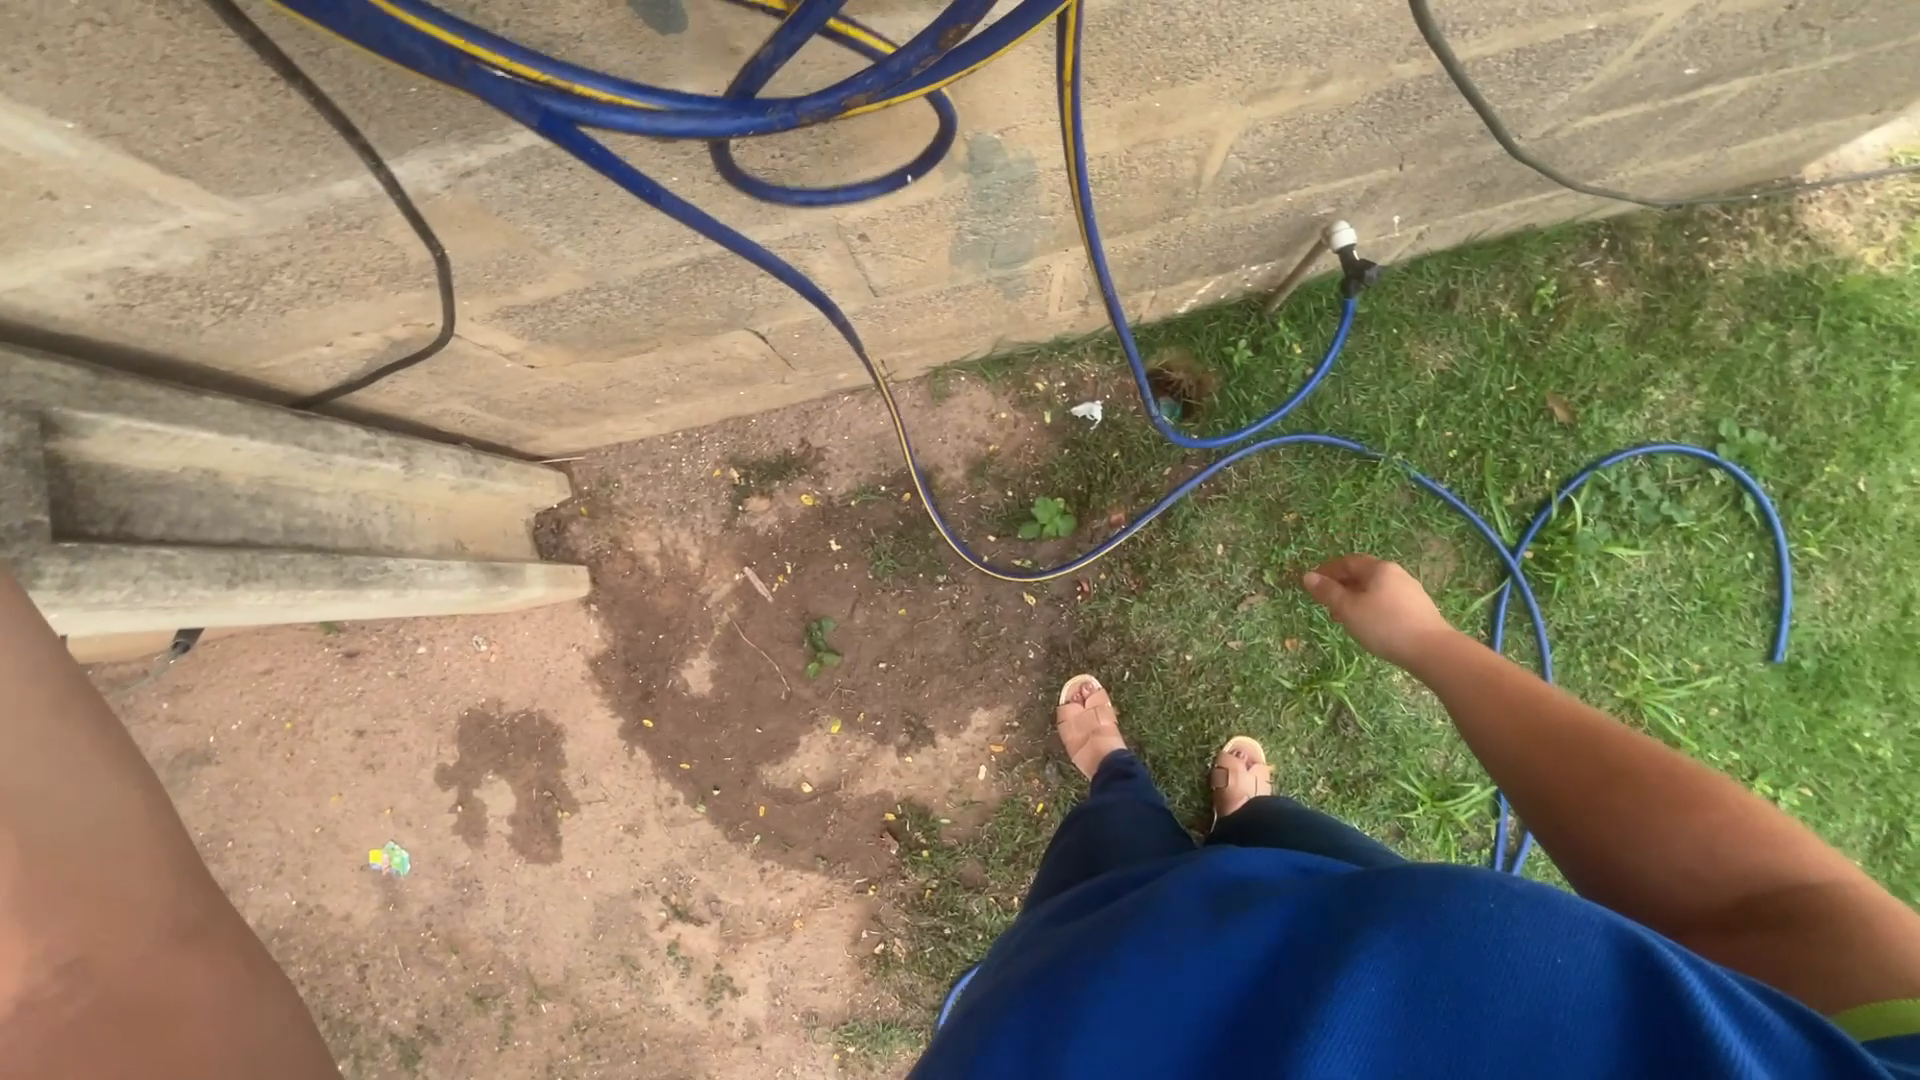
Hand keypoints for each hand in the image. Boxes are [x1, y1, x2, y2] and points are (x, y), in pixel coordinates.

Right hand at [1301, 555, 1457, 667]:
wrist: (1431, 650)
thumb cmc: (1383, 624)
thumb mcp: (1348, 608)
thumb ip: (1327, 591)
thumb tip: (1308, 576)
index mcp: (1379, 569)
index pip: (1347, 562)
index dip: (1327, 570)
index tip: (1312, 583)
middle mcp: (1396, 574)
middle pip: (1362, 574)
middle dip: (1340, 586)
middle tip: (1325, 603)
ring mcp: (1410, 591)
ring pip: (1374, 589)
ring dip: (1355, 598)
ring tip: (1343, 617)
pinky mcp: (1418, 608)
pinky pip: (1387, 601)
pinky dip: (1370, 607)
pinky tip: (1367, 624)